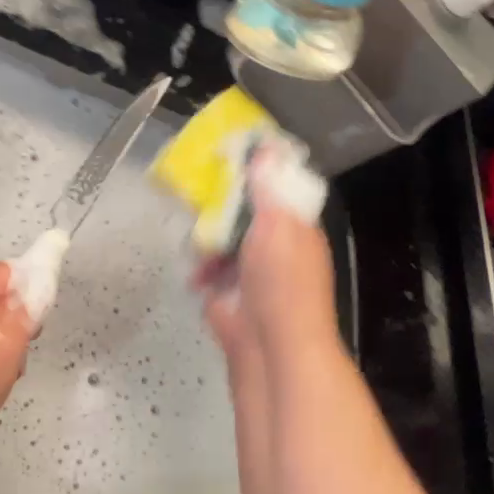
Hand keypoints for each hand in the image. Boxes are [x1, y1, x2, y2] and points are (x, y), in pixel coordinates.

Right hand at [196, 153, 341, 368]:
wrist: (270, 347)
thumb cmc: (280, 281)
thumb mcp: (276, 224)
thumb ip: (267, 186)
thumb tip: (267, 146)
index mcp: (295, 227)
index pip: (275, 189)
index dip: (252, 173)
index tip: (225, 157)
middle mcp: (275, 246)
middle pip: (242, 213)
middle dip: (219, 208)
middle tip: (199, 196)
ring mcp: (251, 272)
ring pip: (220, 241)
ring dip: (206, 243)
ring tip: (200, 248)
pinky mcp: (227, 294)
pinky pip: (208, 271)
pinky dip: (200, 271)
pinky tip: (197, 276)